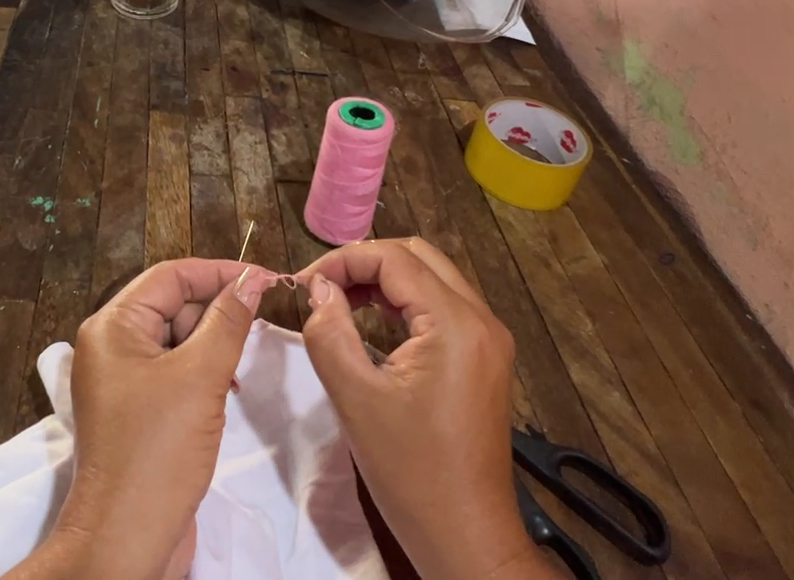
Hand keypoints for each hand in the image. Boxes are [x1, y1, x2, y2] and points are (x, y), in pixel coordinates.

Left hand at [5, 259, 276, 579]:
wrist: (127, 539)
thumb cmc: (159, 450)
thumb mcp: (201, 378)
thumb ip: (229, 322)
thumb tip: (252, 279)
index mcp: (113, 326)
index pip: (171, 276)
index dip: (219, 272)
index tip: (266, 279)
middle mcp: (112, 344)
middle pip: (173, 304)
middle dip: (217, 309)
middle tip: (260, 324)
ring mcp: (123, 378)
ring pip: (178, 337)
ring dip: (213, 343)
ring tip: (241, 364)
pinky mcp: (138, 407)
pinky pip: (175, 369)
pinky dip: (203, 370)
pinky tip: (227, 388)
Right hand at [296, 238, 548, 579]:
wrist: (466, 536)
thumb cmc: (409, 470)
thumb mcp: (355, 398)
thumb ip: (329, 332)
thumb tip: (319, 288)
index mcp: (455, 324)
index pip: (394, 259)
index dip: (343, 260)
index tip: (304, 284)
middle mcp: (481, 319)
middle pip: (417, 257)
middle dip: (365, 263)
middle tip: (322, 288)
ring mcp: (489, 339)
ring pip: (432, 277)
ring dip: (385, 280)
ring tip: (340, 302)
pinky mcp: (486, 358)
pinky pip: (443, 306)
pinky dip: (405, 302)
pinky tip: (373, 323)